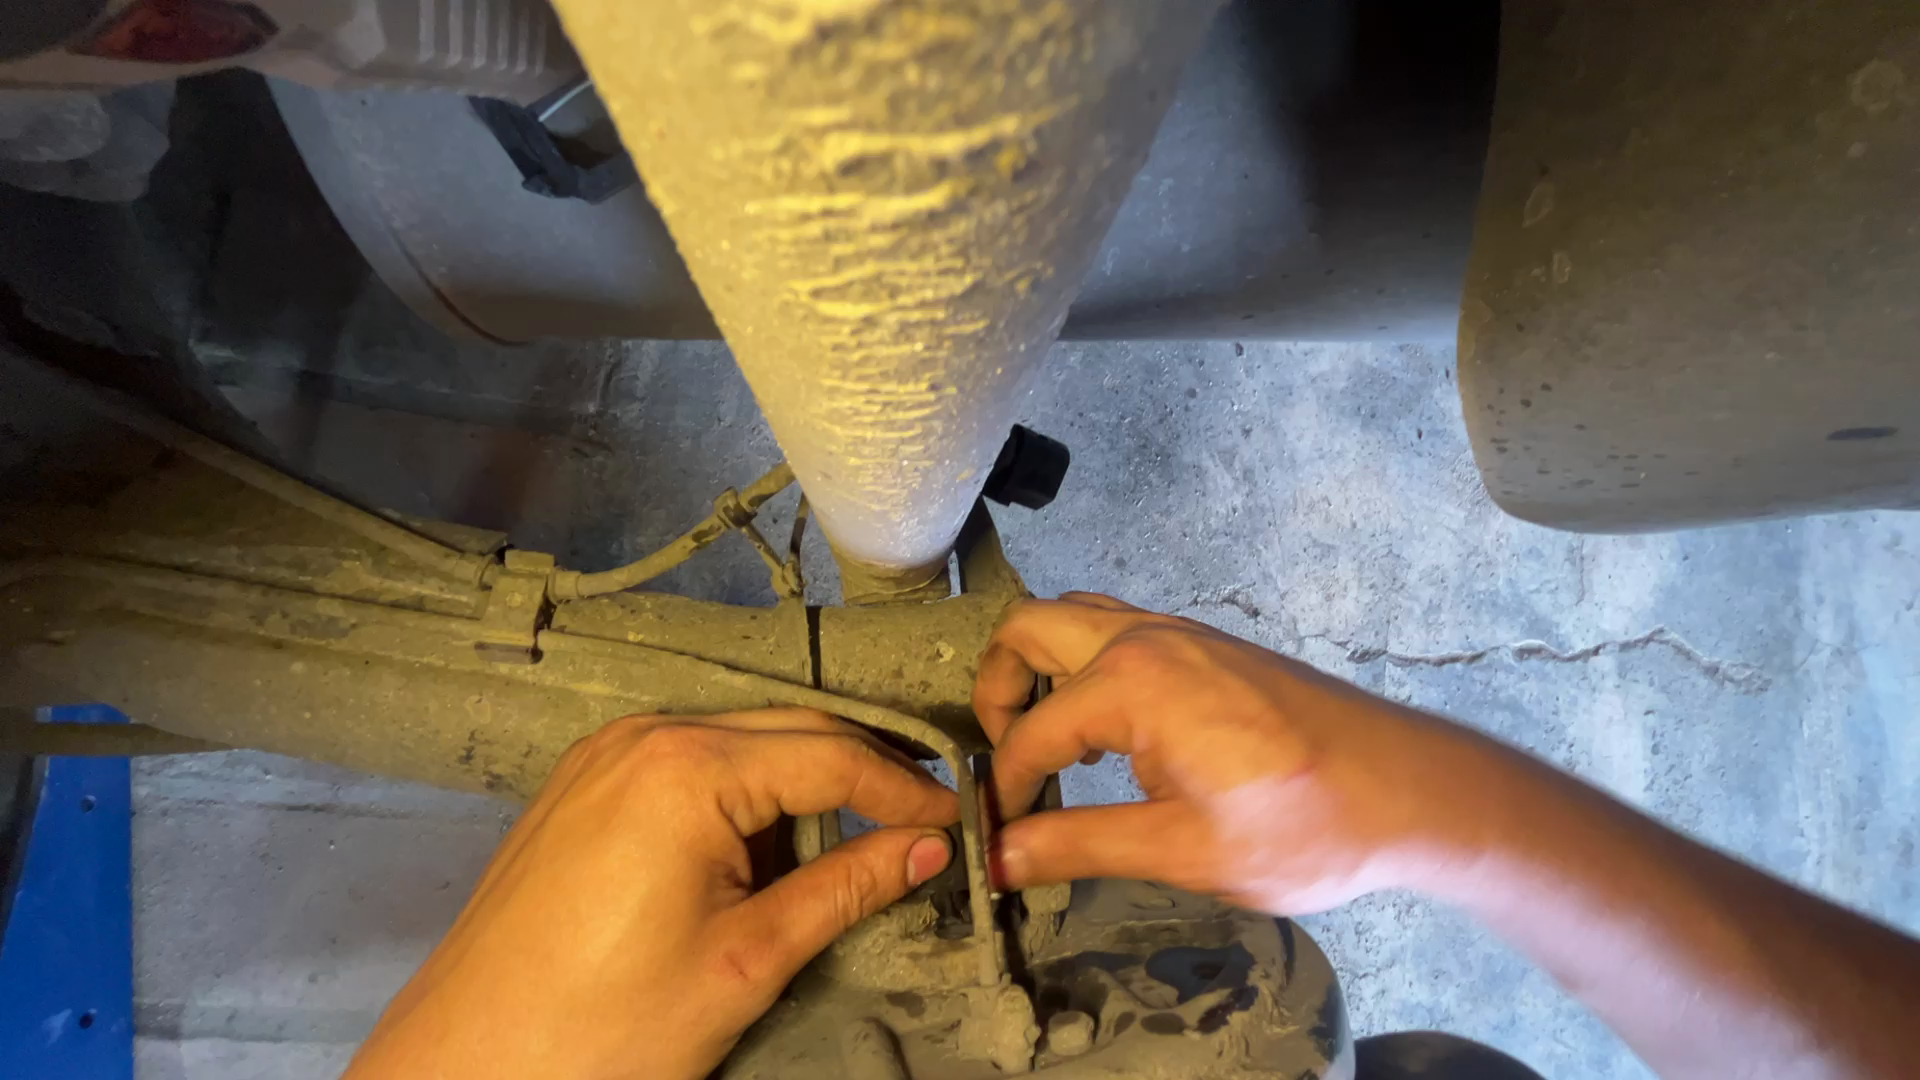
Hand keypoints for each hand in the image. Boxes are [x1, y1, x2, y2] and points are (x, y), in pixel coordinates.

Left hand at [344, 709, 957, 1079]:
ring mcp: (612, 746)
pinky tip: (765, 833)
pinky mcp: (589, 773)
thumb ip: (847, 888)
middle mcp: (651, 730)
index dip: (902, 787)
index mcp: (689, 766)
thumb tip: (932, 847)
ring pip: (746, 737)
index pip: (830, 756)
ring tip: (854, 827)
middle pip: (792, 731)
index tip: (954, 817)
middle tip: (920, 815)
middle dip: (862, 771)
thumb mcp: (746, 960)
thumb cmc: (606, 1034)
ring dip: (806, 776)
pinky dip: (747, 783)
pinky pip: (696, 754)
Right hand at [975, 593, 1500, 914]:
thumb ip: (1077, 844)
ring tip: (1048, 734)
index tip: (999, 832)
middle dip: (995, 686)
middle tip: (1004, 750)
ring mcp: (1172, 630)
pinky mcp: (1197, 641)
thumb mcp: (1181, 849)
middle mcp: (1140, 636)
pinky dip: (1079, 663)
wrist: (1407, 788)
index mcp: (1130, 682)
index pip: (1031, 732)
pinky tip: (1105, 726)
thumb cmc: (1298, 824)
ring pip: (1068, 617)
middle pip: (1026, 628)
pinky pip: (1109, 628)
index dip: (1005, 787)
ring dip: (1038, 665)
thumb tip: (1000, 858)